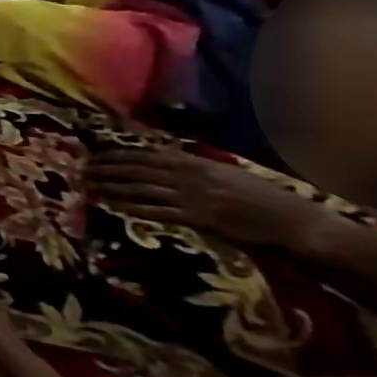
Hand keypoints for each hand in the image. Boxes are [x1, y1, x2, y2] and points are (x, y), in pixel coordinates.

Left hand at [86, 148, 340, 249]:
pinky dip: (133, 208)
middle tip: (82, 170)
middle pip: (136, 170)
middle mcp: (189, 176)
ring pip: (140, 189)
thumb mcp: (224, 172)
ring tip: (88, 186)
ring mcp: (193, 198)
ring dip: (111, 187)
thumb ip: (193, 165)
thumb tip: (163, 158)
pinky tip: (113, 206)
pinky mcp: (199, 219)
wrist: (295, 223)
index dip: (117, 154)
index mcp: (195, 162)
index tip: (95, 155)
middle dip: (106, 169)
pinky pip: (158, 212)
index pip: (145, 154)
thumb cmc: (262, 198)